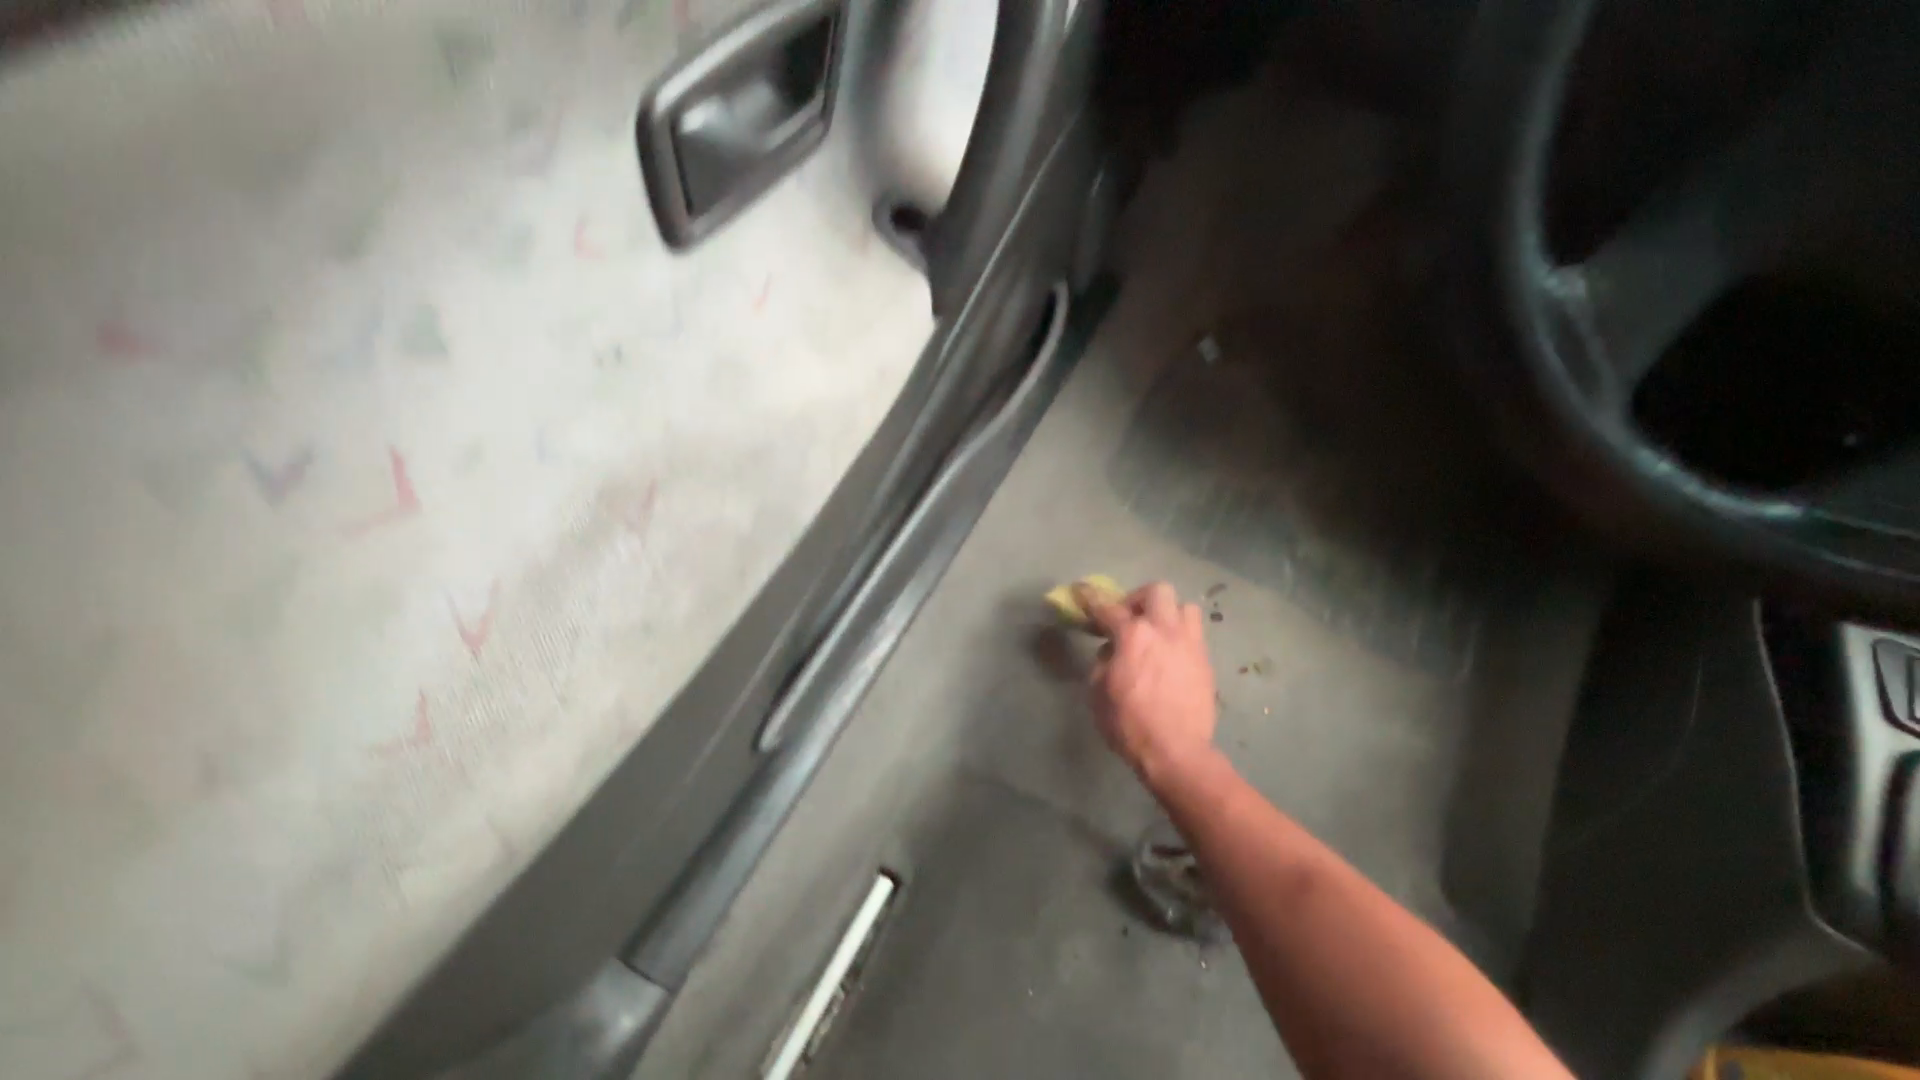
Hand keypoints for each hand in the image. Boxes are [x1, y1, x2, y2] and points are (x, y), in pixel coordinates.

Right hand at [1077, 581, 1218, 790]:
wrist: (1176, 751)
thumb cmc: (1129, 724)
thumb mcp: (1098, 693)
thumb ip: (1102, 662)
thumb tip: (1112, 651)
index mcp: (1133, 635)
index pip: (1108, 607)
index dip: (1091, 599)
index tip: (1082, 592)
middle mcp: (1164, 630)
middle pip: (1156, 591)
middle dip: (1138, 599)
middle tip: (1129, 618)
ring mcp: (1190, 644)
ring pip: (1185, 607)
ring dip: (1168, 614)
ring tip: (1157, 634)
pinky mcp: (1205, 661)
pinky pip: (1194, 634)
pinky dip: (1180, 637)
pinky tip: (1170, 657)